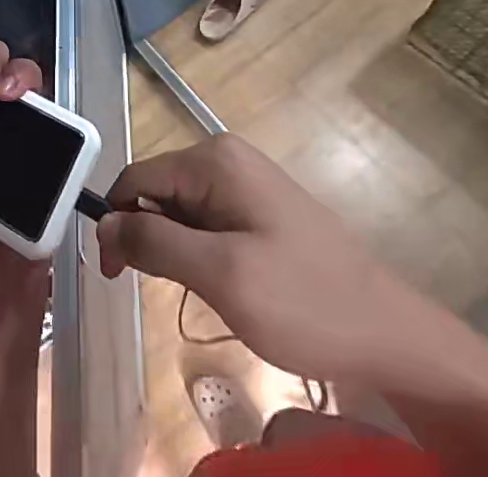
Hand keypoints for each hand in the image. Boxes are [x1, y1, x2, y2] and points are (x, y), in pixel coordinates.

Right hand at [94, 133, 446, 385]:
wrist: (384, 329)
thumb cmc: (303, 301)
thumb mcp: (220, 273)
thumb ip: (154, 242)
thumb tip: (102, 222)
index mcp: (214, 161)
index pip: (135, 179)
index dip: (117, 225)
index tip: (118, 278)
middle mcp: (226, 158)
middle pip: (157, 192)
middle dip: (150, 239)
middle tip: (175, 290)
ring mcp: (245, 181)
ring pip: (180, 211)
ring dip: (176, 251)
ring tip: (208, 289)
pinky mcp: (258, 207)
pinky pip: (206, 221)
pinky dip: (200, 253)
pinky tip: (224, 282)